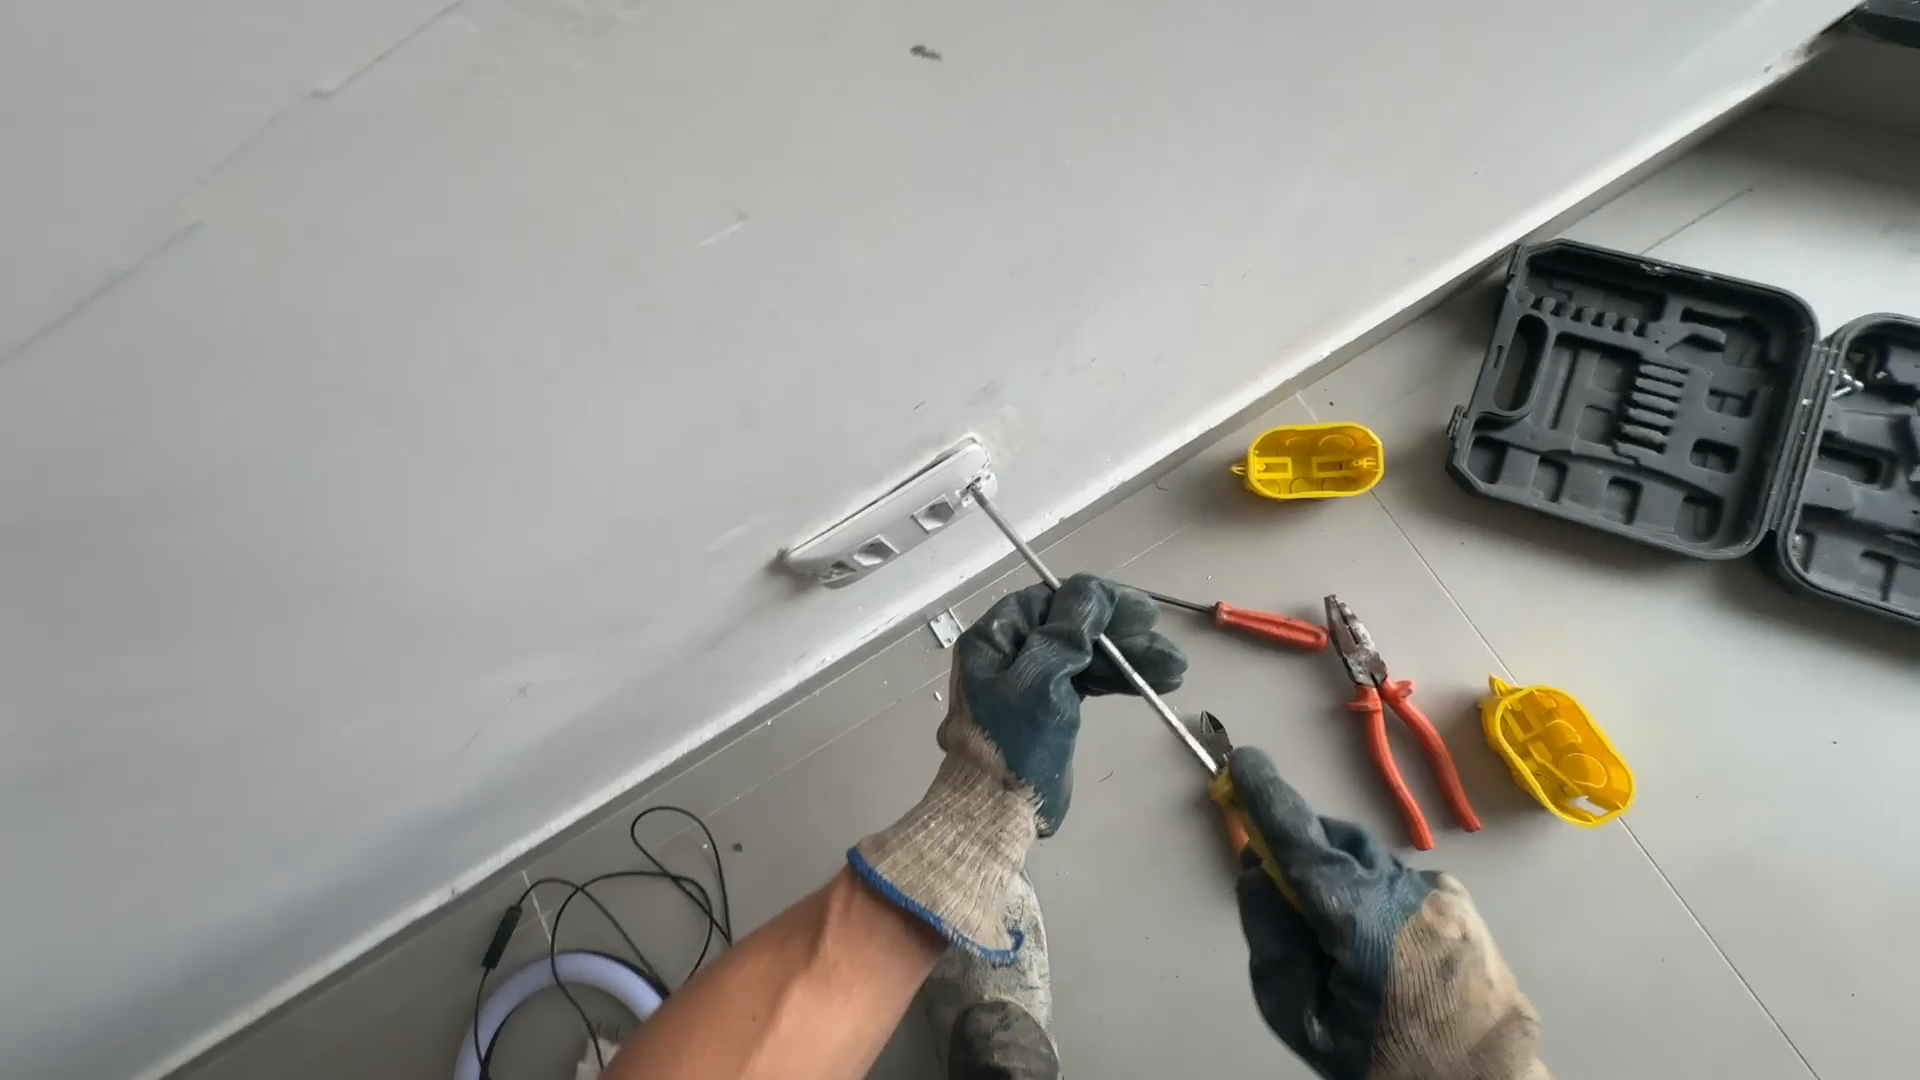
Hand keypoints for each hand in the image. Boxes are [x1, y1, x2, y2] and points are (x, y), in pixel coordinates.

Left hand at [951, 573, 1186, 834]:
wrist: (995, 810)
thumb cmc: (1012, 743)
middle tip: (1165, 645)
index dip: (1098, 602)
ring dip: (1129, 657)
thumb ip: (1066, 633)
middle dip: (1122, 634)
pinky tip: (1153, 681)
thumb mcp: (1039, 681)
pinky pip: (1087, 678)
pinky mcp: (1051, 704)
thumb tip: (1094, 592)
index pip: (1053, 600)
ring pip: (1086, 653)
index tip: (1141, 612)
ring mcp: (1032, 677)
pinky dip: (1118, 678)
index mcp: (997, 636)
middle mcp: (1012, 649)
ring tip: (1174, 669)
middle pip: (1074, 626)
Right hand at [1229, 747, 1547, 1079]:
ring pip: (1363, 858)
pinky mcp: (1461, 903)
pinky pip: (1394, 878)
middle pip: (1331, 842)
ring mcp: (1440, 895)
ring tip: (1339, 935)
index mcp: (1363, 922)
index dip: (1266, 797)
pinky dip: (1372, 891)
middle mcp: (1405, 893)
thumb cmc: (1384, 1064)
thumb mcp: (1298, 1014)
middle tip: (1279, 886)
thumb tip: (1259, 870)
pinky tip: (1381, 942)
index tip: (1243, 762)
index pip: (1301, 841)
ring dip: (1337, 874)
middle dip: (1299, 848)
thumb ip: (1268, 933)